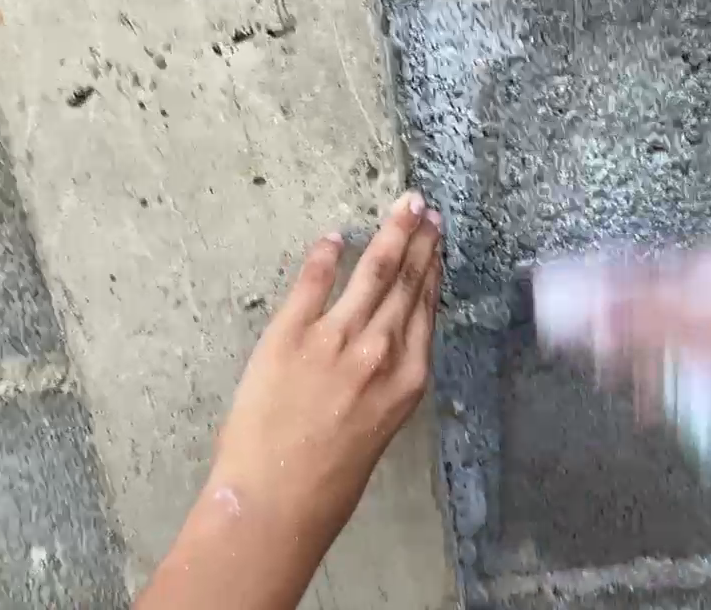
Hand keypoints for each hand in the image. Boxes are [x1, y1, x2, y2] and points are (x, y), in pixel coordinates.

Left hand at [204, 190, 443, 549]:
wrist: (274, 504)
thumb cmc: (328, 481)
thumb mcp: (380, 426)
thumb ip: (387, 377)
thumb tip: (388, 336)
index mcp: (407, 377)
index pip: (425, 306)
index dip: (432, 268)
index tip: (436, 241)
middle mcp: (380, 350)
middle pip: (407, 280)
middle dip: (419, 239)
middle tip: (426, 209)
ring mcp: (336, 338)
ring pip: (374, 270)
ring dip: (392, 233)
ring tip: (404, 206)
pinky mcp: (291, 333)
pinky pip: (315, 280)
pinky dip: (326, 254)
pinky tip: (335, 236)